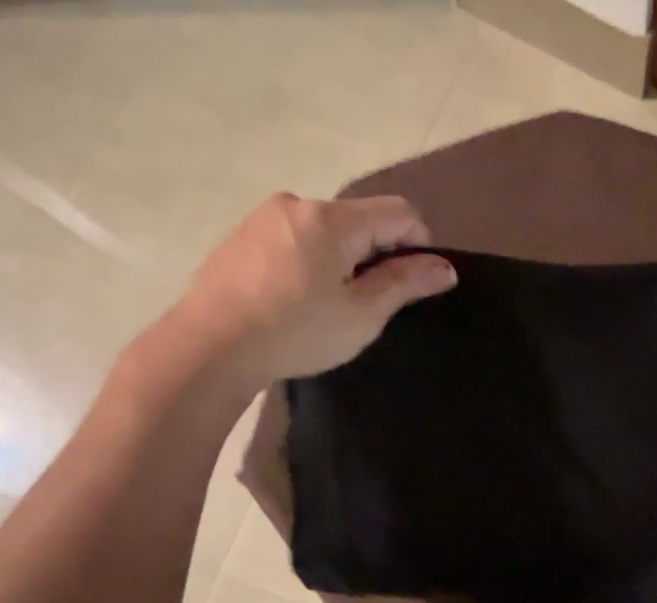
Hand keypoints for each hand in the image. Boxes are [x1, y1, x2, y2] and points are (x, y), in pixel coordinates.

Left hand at [167, 194, 457, 387]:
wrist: (210, 345)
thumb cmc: (297, 332)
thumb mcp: (362, 314)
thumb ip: (405, 283)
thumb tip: (445, 267)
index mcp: (332, 219)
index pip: (400, 213)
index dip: (419, 246)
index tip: (412, 286)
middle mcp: (299, 204)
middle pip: (363, 219)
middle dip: (379, 254)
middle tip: (371, 303)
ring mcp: (266, 216)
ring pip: (330, 229)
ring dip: (346, 258)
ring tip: (331, 304)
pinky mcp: (245, 234)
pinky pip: (299, 237)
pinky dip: (314, 260)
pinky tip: (300, 298)